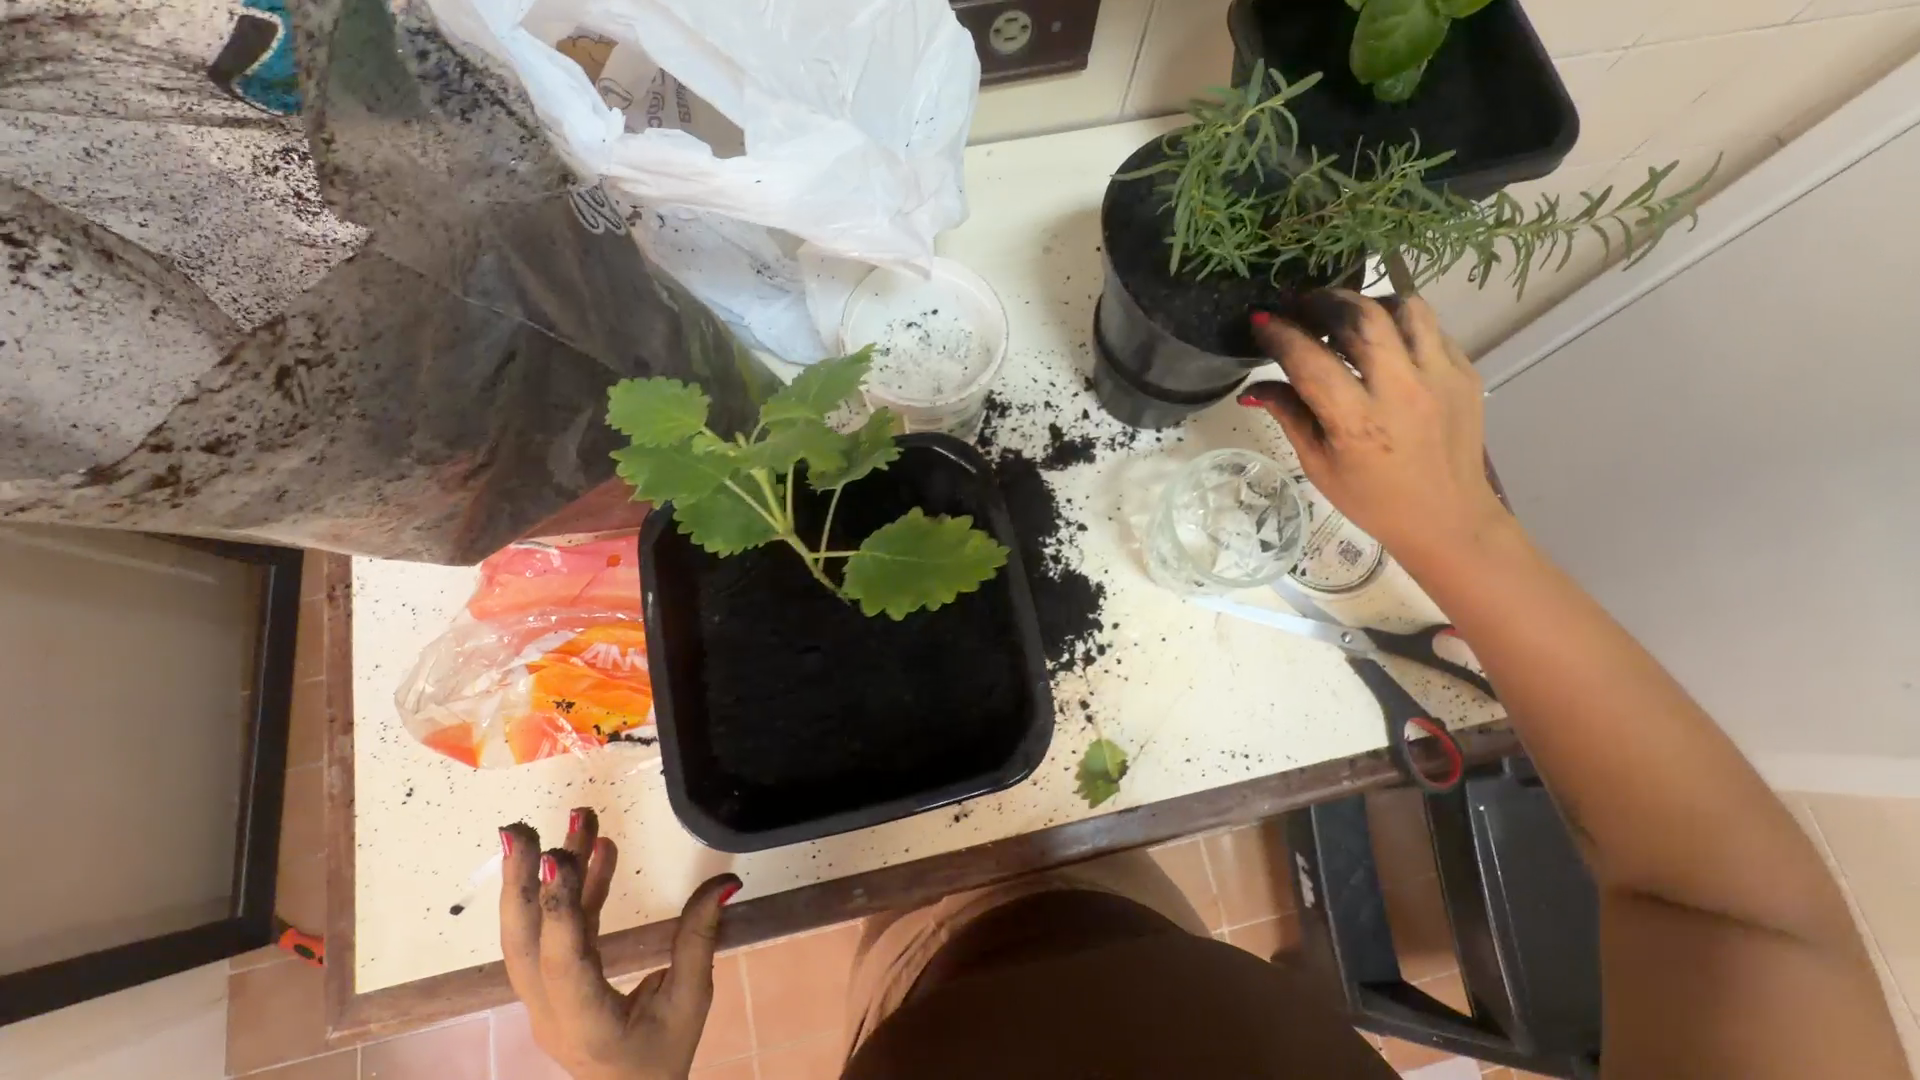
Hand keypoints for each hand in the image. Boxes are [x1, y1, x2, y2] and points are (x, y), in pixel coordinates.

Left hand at [500, 810, 740, 1079]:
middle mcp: (550, 1010)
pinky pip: (555, 934)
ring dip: (542, 878)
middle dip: (522, 881)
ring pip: (531, 934)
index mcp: (585, 1021)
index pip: (563, 961)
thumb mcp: (691, 999)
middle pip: (524, 942)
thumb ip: (699, 938)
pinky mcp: (553, 984)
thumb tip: (725, 881)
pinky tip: (596, 851)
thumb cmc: (663, 1055)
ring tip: (566, 824)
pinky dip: (572, 892)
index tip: (558, 855)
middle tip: (521, 829)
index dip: (559, 906)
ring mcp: (544, 998)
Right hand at [1240, 290, 1508, 569]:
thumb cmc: (1371, 499)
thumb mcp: (1318, 465)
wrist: (1447, 516)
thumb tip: (1252, 387)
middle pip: (1361, 318)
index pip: (1310, 360)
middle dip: (1323, 302)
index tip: (1260, 320)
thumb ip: (1290, 416)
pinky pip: (1429, 328)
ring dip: (1366, 302)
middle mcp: (1402, 391)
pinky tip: (1380, 339)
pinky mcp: (1464, 372)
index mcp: (1358, 423)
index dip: (1280, 334)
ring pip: (1404, 308)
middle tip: (1300, 304)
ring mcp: (1440, 377)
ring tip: (1343, 313)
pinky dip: (1398, 323)